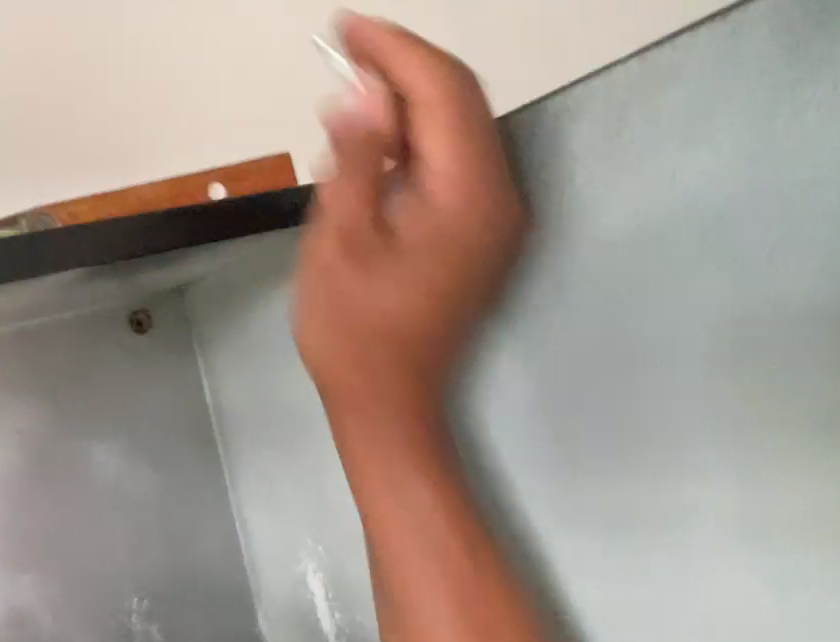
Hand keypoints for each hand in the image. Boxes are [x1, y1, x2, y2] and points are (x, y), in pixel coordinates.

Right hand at [292, 13, 526, 424]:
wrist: (388, 406)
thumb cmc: (354, 336)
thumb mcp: (340, 242)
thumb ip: (357, 161)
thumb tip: (363, 94)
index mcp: (469, 196)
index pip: (443, 90)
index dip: (392, 50)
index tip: (343, 28)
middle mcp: (499, 199)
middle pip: (459, 104)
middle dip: (401, 72)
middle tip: (342, 56)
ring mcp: (494, 222)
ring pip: (457, 135)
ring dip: (406, 109)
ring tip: (350, 102)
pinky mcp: (478, 241)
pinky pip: (452, 171)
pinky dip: (415, 148)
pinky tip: (375, 152)